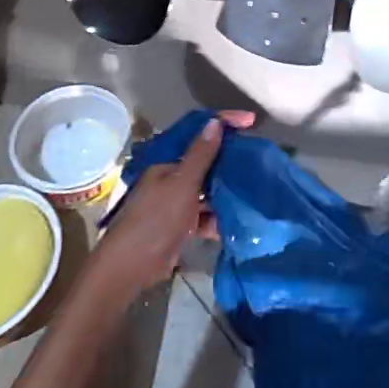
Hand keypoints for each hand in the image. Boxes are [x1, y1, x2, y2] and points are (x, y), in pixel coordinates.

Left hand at [87, 110, 255, 297]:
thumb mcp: (181, 185)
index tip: (250, 121)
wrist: (130, 266)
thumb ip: (199, 155)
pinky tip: (235, 223)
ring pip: (207, 190)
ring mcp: (175, 203)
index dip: (223, 124)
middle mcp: (171, 179)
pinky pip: (204, 216)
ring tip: (254, 191)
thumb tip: (215, 122)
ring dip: (226, 192)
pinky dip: (217, 218)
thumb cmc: (155, 220)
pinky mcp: (180, 226)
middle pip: (205, 163)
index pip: (198, 135)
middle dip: (229, 160)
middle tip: (258, 159)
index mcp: (167, 163)